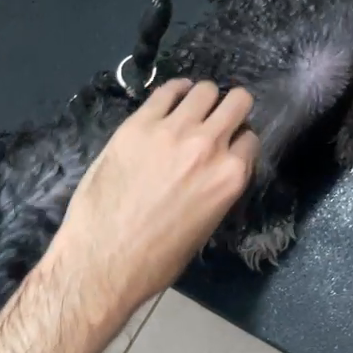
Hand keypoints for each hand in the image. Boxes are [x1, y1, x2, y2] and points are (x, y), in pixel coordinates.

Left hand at [48, 81, 258, 314]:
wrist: (101, 261)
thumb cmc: (157, 258)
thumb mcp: (207, 224)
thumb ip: (219, 186)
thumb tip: (219, 167)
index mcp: (230, 176)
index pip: (251, 139)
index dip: (240, 141)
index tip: (229, 145)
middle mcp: (209, 146)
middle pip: (238, 102)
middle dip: (233, 108)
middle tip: (219, 118)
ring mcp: (173, 131)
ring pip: (205, 90)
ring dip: (205, 98)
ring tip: (193, 108)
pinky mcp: (139, 124)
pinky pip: (167, 91)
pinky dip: (175, 91)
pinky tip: (173, 98)